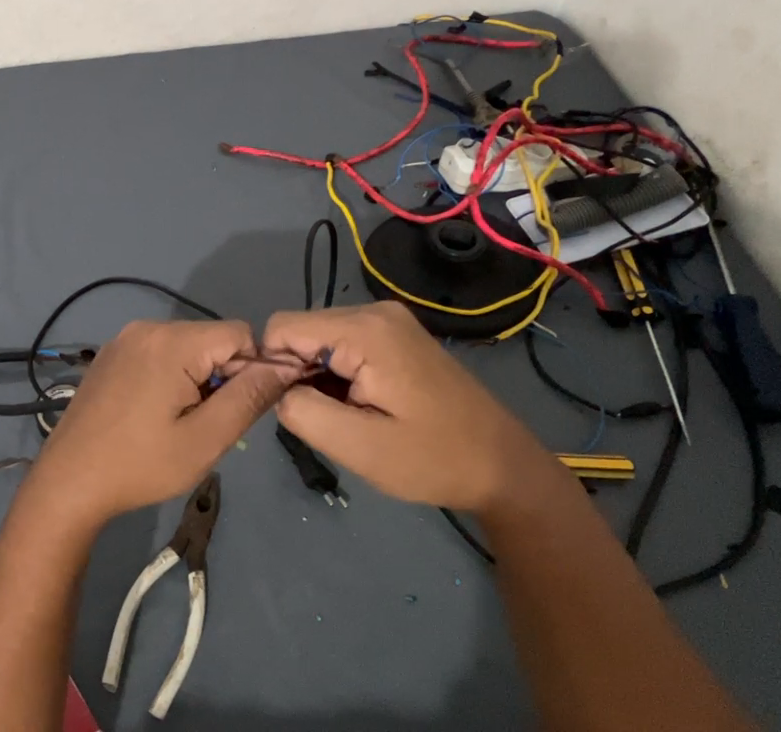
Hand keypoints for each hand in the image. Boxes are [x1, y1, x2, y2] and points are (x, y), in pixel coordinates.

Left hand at [29, 320, 299, 523]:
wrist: (70, 479)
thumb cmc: (141, 464)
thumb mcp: (206, 439)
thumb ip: (248, 397)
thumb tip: (286, 366)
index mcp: (172, 342)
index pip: (240, 333)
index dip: (253, 369)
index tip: (239, 409)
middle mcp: (147, 328)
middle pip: (211, 338)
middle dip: (223, 375)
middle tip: (207, 424)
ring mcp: (124, 339)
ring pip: (187, 347)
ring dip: (197, 378)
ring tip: (180, 422)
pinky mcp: (111, 355)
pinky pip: (159, 353)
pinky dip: (171, 377)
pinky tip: (156, 414)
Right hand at [267, 303, 563, 513]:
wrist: (505, 469)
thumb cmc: (433, 459)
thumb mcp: (359, 446)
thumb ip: (301, 410)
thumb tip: (275, 388)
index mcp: (365, 329)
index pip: (281, 328)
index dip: (277, 369)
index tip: (303, 408)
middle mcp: (375, 311)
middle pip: (300, 331)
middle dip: (300, 374)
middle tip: (333, 420)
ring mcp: (389, 320)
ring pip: (318, 339)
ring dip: (320, 378)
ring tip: (352, 415)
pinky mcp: (396, 335)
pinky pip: (342, 345)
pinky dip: (339, 375)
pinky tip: (364, 405)